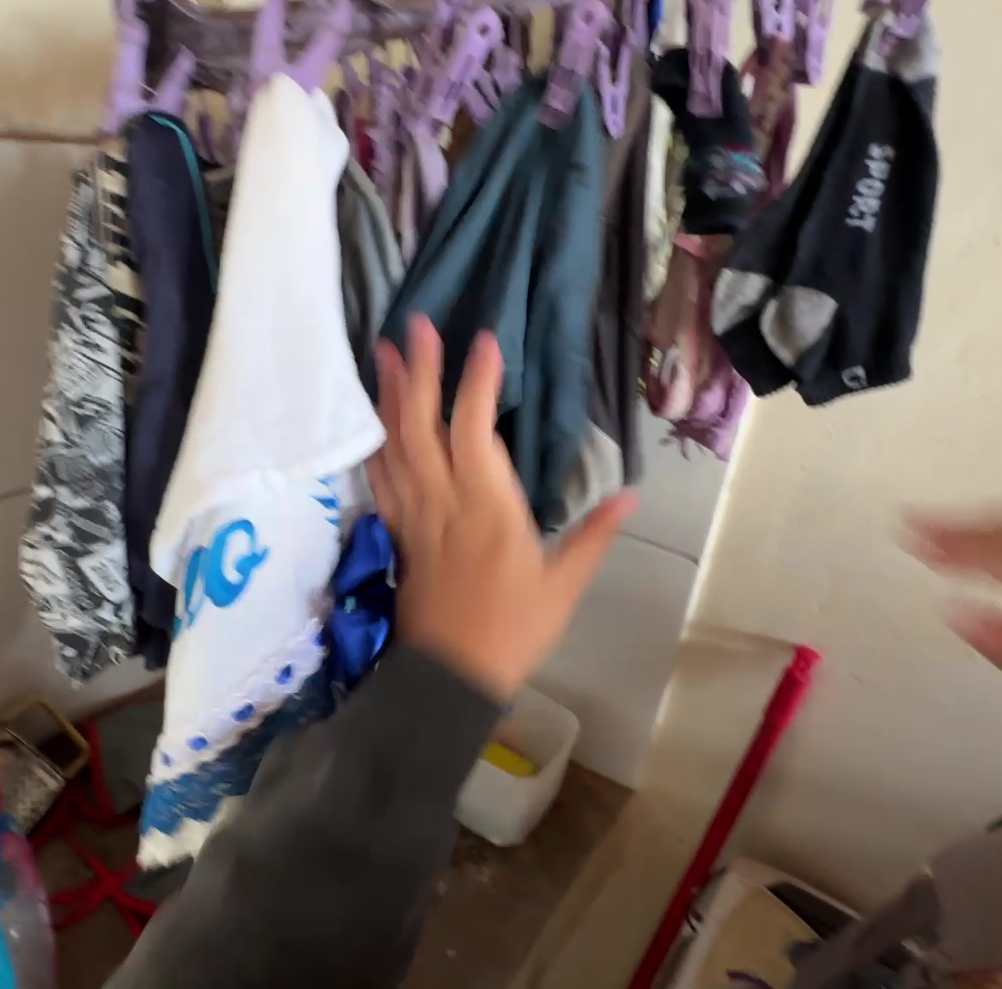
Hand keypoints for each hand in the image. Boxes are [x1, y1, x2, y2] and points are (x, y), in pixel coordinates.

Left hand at [369, 316, 634, 700]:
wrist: (449, 676)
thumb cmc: (513, 629)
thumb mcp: (563, 585)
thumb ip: (594, 536)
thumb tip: (630, 495)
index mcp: (488, 508)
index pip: (476, 431)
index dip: (478, 384)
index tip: (486, 340)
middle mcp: (444, 500)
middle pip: (422, 426)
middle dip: (417, 371)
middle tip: (414, 325)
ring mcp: (414, 513)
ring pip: (394, 444)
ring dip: (387, 396)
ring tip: (381, 351)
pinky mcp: (397, 530)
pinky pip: (380, 477)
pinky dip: (375, 441)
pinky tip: (371, 418)